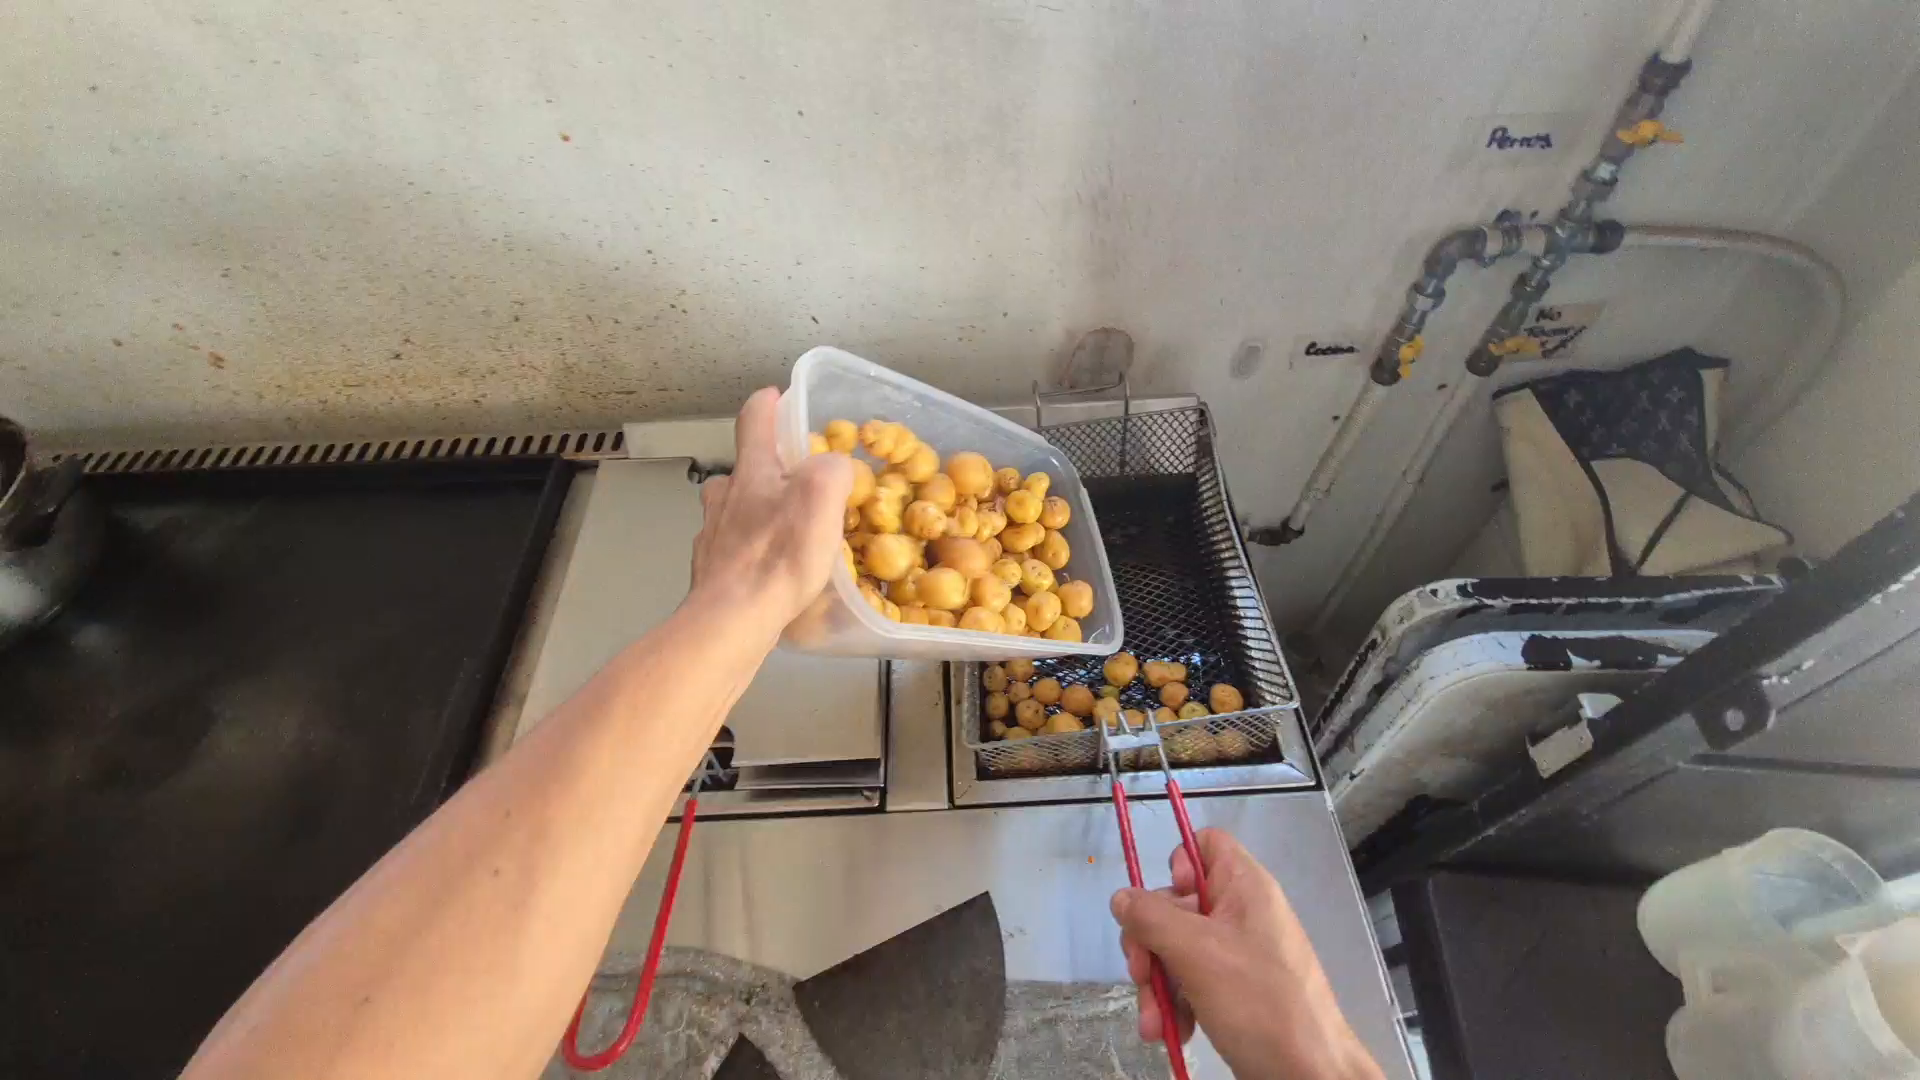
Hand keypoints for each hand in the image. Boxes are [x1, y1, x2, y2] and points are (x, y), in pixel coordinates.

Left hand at [688, 387, 852, 642]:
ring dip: (760, 512)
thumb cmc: (779, 556)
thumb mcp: (821, 498)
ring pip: (738, 510)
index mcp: (751, 471)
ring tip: (791, 532)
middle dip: (772, 470)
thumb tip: (835, 468)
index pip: (755, 419)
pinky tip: (773, 571)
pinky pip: (737, 549)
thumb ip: (832, 470)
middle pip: (746, 469)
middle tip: (802, 485)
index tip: (780, 397)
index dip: (770, 404)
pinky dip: (754, 551)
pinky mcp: (712, 572)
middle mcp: (725, 496)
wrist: (732, 621)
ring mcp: (713, 535)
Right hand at [1110, 828, 1383, 1079]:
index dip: (1179, 863)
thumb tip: (1121, 898)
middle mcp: (1241, 913)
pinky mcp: (1236, 991)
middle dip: (1149, 941)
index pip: (1205, 843)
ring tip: (1153, 1022)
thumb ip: (1150, 917)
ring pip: (1178, 946)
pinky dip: (1175, 1002)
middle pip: (1177, 903)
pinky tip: (1168, 1032)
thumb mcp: (1195, 953)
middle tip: (1139, 973)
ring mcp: (1239, 954)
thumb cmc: (1258, 1002)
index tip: (1170, 899)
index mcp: (1244, 887)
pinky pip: (1192, 979)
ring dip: (1156, 982)